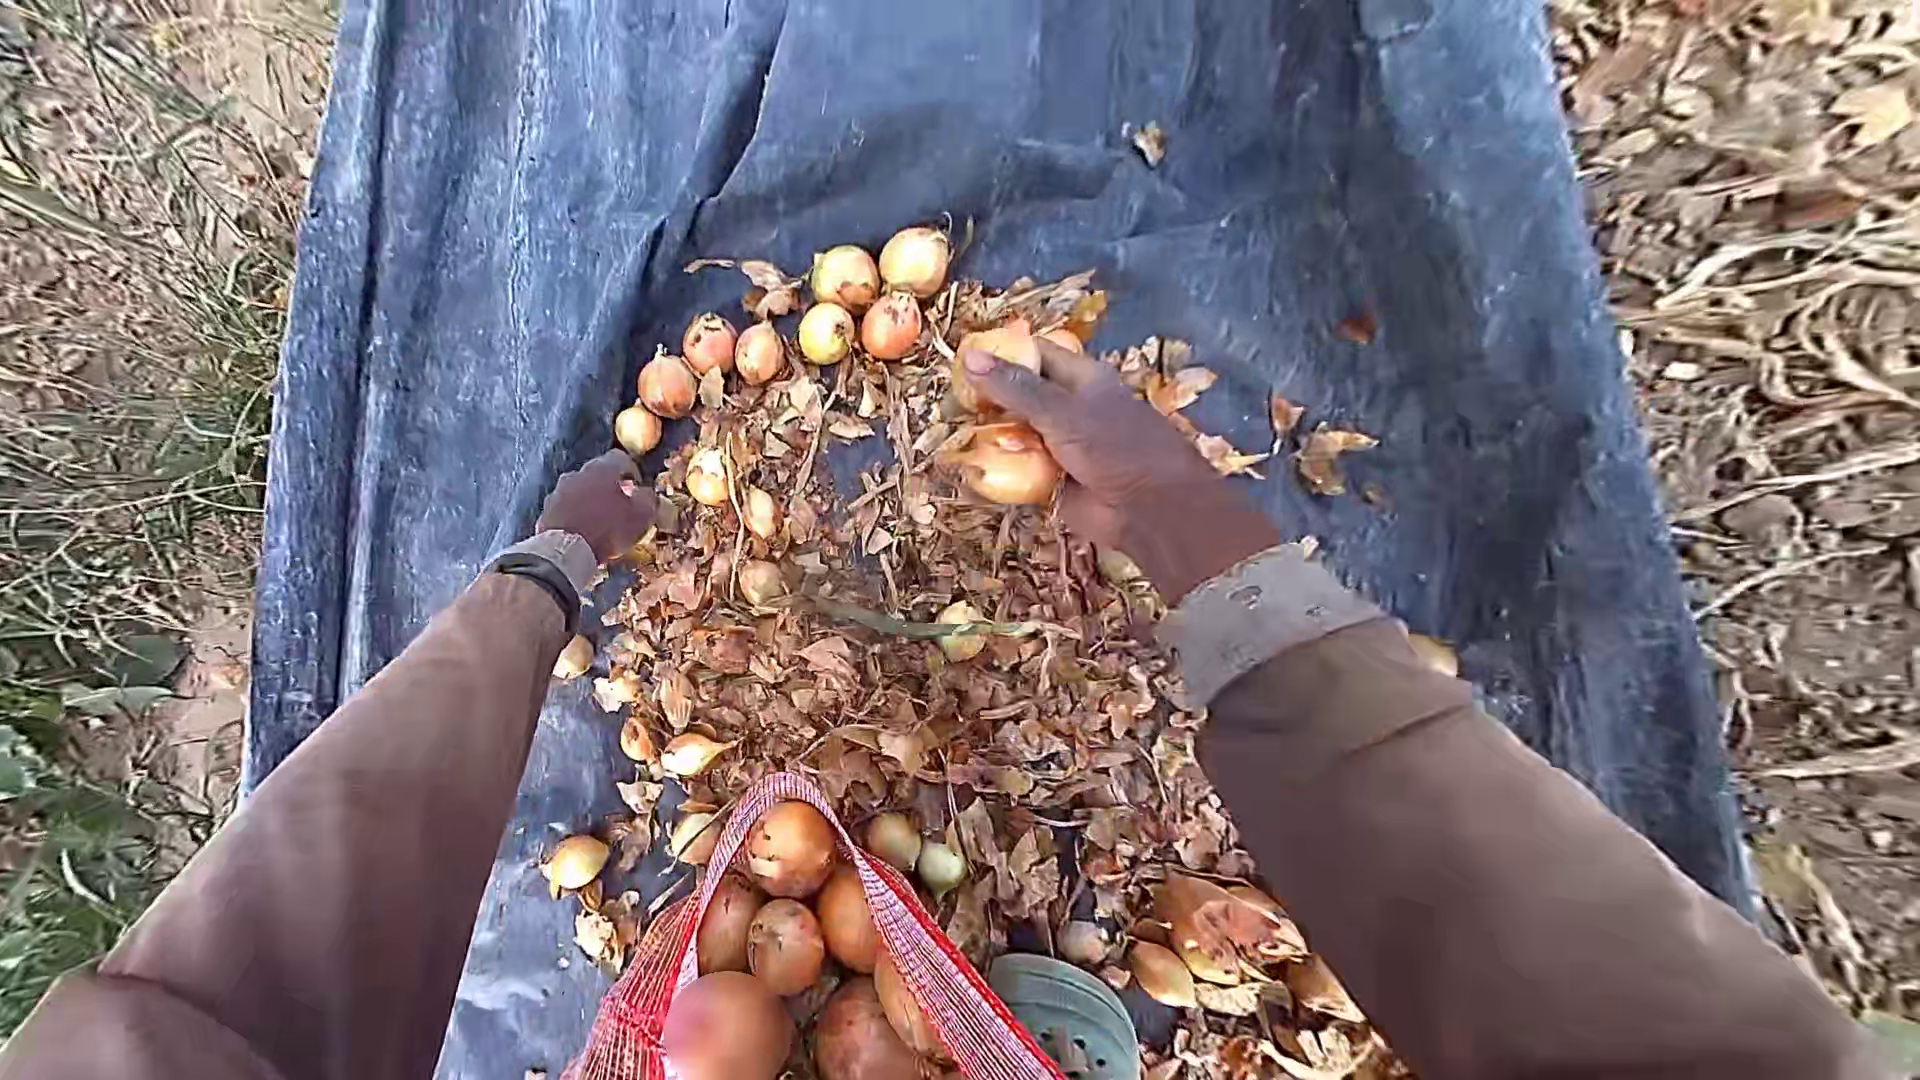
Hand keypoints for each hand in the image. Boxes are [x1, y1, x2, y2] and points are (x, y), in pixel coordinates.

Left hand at [537, 449, 657, 562]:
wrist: (566, 552)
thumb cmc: (609, 529)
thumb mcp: (642, 515)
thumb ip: (649, 498)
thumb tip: (647, 492)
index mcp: (602, 470)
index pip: (621, 458)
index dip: (634, 472)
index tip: (639, 488)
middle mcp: (577, 474)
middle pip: (598, 474)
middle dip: (612, 487)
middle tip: (624, 506)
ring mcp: (558, 492)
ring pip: (581, 490)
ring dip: (593, 500)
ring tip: (604, 521)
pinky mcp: (547, 510)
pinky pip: (567, 507)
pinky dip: (578, 514)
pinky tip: (587, 530)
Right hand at [962, 340, 1281, 600]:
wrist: (1147, 510)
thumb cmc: (1114, 447)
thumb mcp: (1062, 412)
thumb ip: (1016, 388)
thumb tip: (970, 357)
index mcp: (1080, 379)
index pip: (1035, 354)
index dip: (1002, 353)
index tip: (962, 361)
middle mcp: (1069, 408)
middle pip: (1021, 396)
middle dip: (989, 400)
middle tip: (949, 404)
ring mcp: (1061, 444)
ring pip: (1018, 434)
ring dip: (991, 436)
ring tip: (951, 434)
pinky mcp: (1054, 479)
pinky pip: (1021, 469)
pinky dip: (1000, 469)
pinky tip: (970, 466)